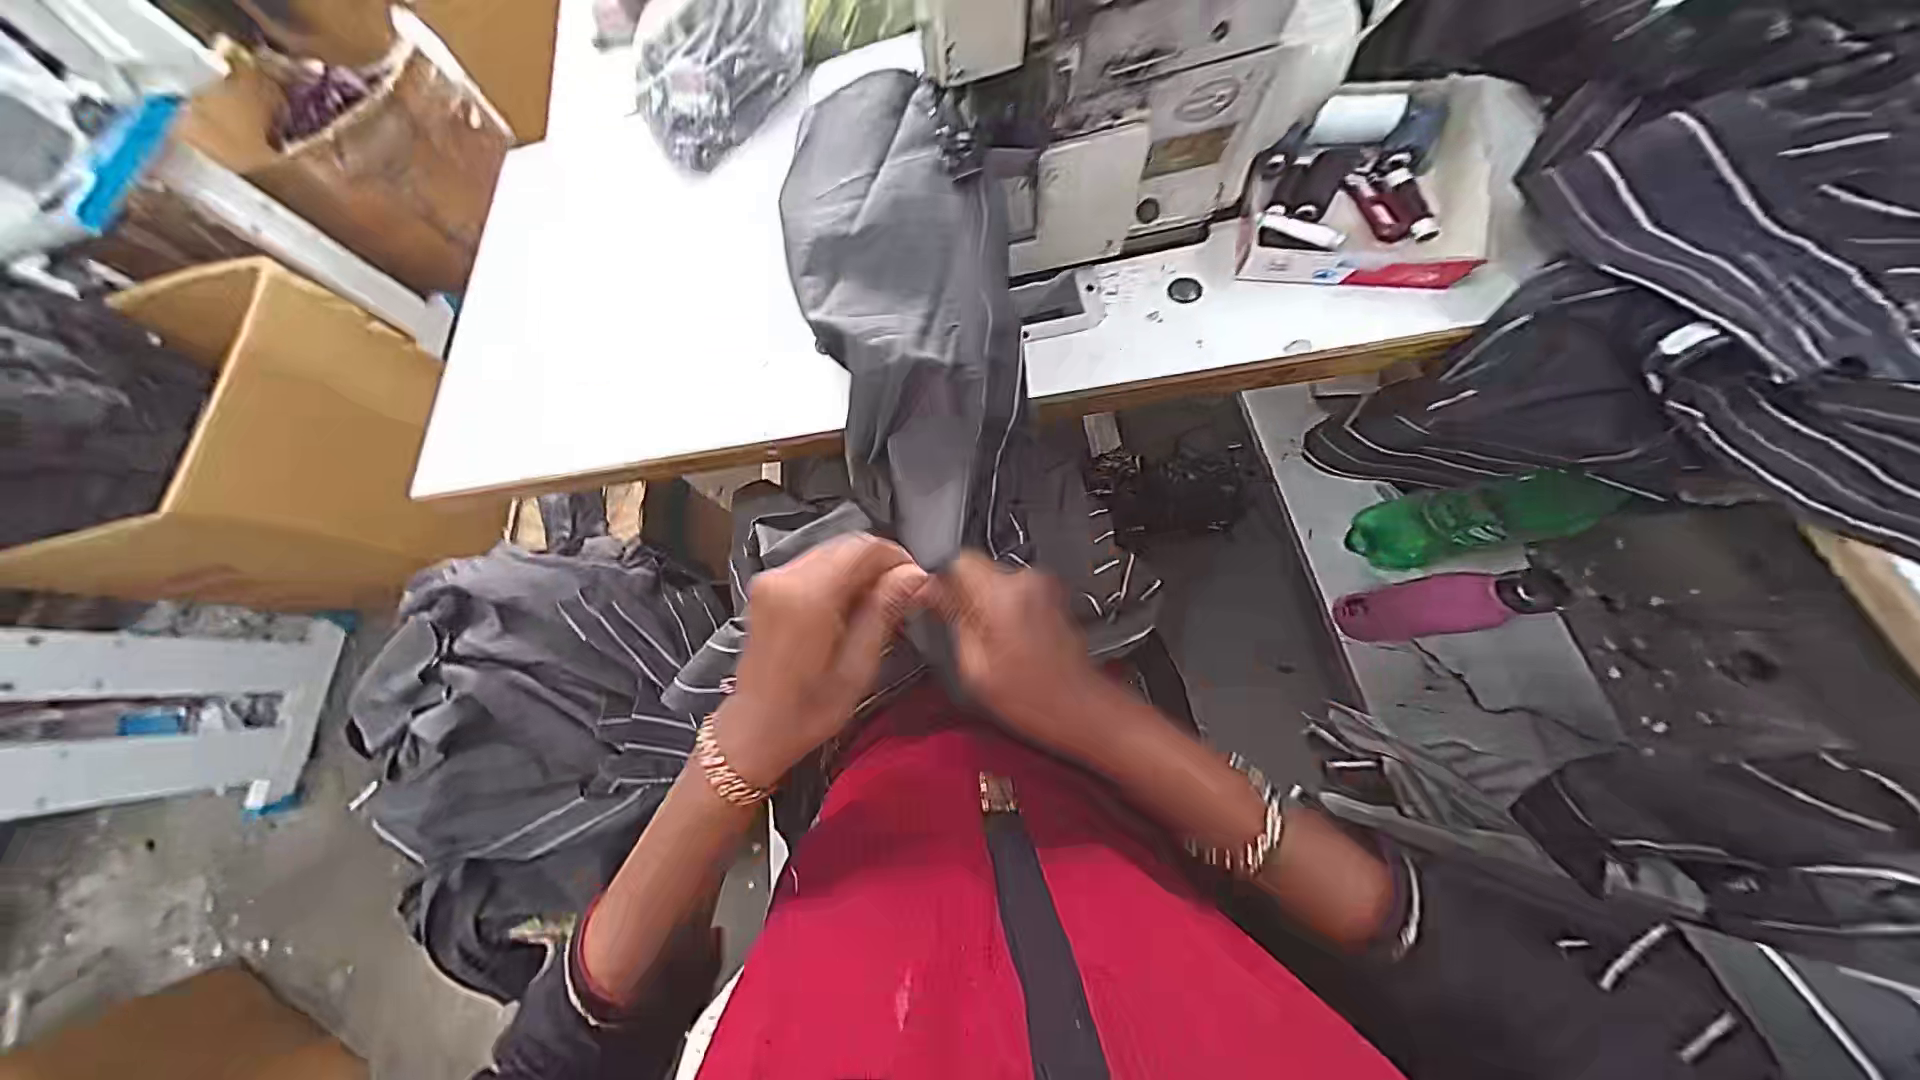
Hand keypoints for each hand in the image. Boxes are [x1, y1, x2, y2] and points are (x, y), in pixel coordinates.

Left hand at [715, 534, 928, 788]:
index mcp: (808, 597)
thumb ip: (885, 610)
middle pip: (848, 545)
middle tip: (902, 593)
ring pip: (832, 552)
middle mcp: (785, 580)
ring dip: (861, 570)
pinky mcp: (768, 588)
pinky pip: (815, 565)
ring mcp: (772, 581)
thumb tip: (913, 576)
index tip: (915, 579)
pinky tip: (851, 607)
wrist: (757, 728)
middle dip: (881, 564)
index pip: (864, 548)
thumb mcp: (859, 665)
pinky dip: (839, 577)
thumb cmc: (806, 710)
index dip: (898, 557)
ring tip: (878, 604)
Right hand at [935, 552, 1108, 756]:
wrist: (1080, 707)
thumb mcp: (974, 667)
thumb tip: (928, 591)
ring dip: (986, 605)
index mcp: (1002, 595)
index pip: (956, 560)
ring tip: (994, 644)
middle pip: (975, 570)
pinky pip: (1014, 592)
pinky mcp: (1052, 595)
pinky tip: (1011, 643)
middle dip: (964, 597)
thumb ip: (949, 619)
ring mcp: (1044, 586)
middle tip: (968, 635)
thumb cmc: (1036, 698)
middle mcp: (1027, 581)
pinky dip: (1006, 611)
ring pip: (993, 581)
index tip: (936, 602)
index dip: (939, 582)